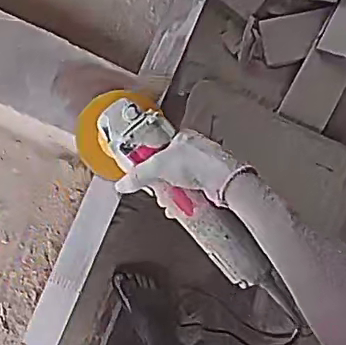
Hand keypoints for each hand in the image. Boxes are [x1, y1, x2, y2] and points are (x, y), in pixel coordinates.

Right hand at [114, 130, 249, 206]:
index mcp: (181, 138)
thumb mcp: (158, 167)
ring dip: (173, 194)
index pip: (158, 149)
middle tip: (157, 192)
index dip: (149, 164)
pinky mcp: (211, 181)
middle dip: (161, 184)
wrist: (223, 180)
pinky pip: (193, 191)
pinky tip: (182, 207)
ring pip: (181, 182)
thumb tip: (122, 184)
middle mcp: (194, 150)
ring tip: (169, 203)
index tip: (142, 176)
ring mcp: (204, 166)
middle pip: (169, 169)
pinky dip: (186, 200)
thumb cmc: (198, 163)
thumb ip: (138, 176)